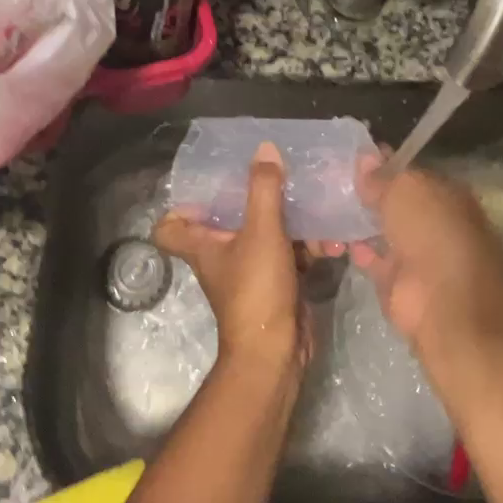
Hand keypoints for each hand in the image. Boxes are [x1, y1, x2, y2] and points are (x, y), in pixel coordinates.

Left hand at [154, 141, 309, 371]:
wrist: (275, 354)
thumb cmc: (255, 290)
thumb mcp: (261, 231)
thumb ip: (264, 188)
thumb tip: (264, 149)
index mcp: (202, 244)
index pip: (170, 226)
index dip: (181, 205)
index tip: (207, 184)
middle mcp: (220, 256)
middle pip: (229, 220)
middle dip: (258, 200)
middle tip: (281, 178)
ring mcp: (249, 272)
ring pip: (266, 234)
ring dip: (294, 224)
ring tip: (320, 213)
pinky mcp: (275, 285)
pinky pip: (288, 255)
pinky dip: (307, 248)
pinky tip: (332, 242)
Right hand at [347, 156, 502, 354]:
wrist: (444, 302)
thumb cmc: (432, 232)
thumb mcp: (405, 190)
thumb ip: (383, 176)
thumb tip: (365, 156)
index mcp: (447, 195)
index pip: (412, 174)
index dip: (386, 166)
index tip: (354, 159)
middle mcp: (436, 223)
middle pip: (398, 204)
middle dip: (372, 196)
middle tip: (334, 182)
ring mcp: (419, 256)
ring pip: (385, 232)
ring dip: (362, 223)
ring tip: (329, 207)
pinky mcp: (400, 284)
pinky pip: (376, 260)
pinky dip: (361, 251)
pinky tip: (340, 239)